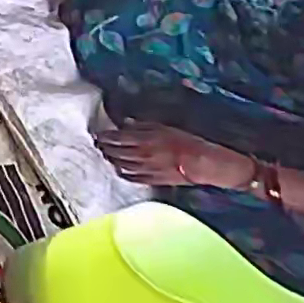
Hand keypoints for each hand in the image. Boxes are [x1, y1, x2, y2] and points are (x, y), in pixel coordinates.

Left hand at [95, 122, 255, 187]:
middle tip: (99, 144)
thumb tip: (124, 122)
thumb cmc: (186, 141)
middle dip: (104, 147)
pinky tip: (119, 169)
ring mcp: (145, 168)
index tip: (98, 134)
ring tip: (106, 155)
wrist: (205, 163)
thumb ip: (141, 126)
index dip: (105, 136)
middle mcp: (140, 154)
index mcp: (143, 139)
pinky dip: (123, 173)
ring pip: (120, 164)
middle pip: (114, 151)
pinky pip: (132, 177)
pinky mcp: (152, 180)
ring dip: (111, 159)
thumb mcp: (163, 128)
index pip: (115, 137)